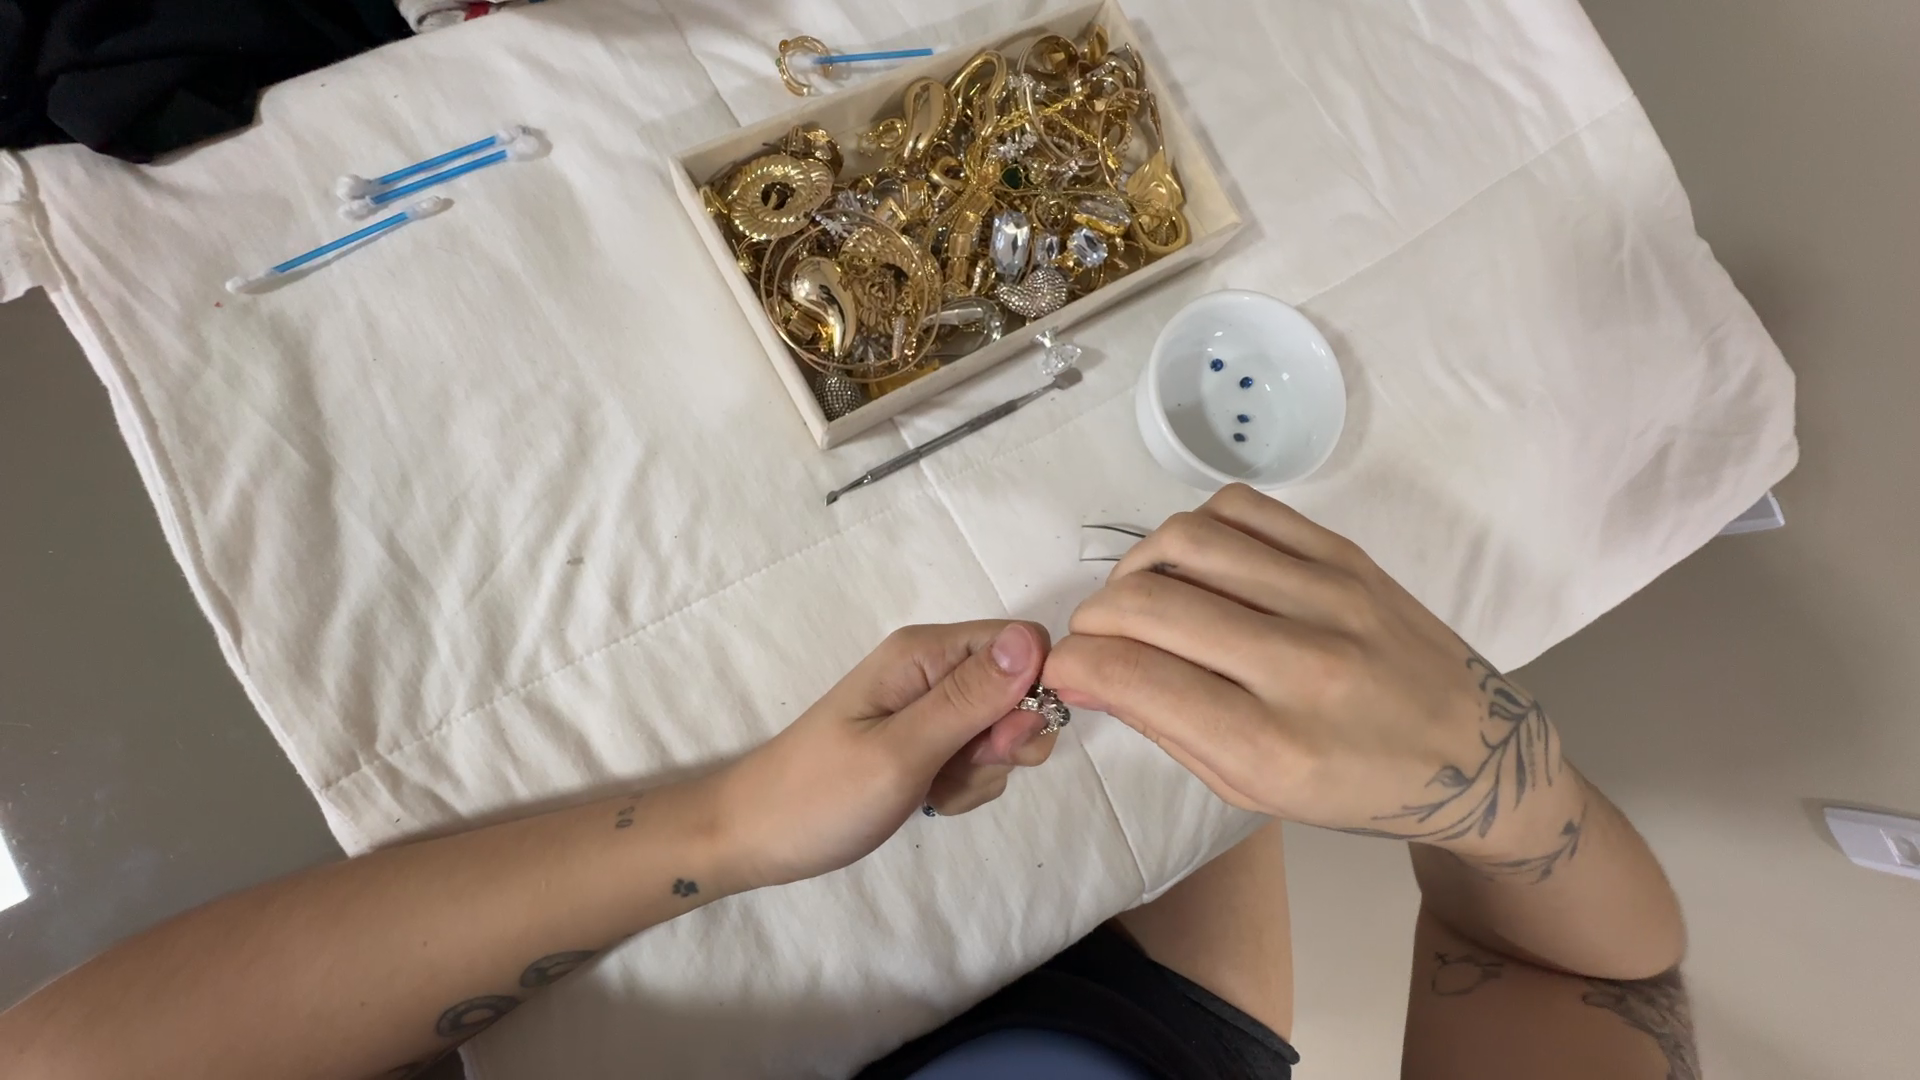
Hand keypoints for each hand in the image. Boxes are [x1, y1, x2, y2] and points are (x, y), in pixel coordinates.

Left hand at [713, 621, 1059, 889]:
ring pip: (1002, 730)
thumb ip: (970, 699)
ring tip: (931, 790)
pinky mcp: (928, 741)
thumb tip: (1032, 640)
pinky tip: (927, 799)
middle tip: (960, 769)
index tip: (1002, 740)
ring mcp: (930, 706)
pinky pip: (978, 758)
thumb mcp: (900, 751)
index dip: (1032, 689)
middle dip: (1006, 739)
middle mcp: (933, 669)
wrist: (758, 837)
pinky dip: (965, 785)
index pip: (1023, 643)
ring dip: (982, 770)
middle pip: (1019, 689)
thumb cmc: (821, 794)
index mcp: (925, 653)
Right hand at [1044, 486, 1586, 874]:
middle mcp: (1300, 662)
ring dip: (1134, 567)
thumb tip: (1082, 669)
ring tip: (1139, 595)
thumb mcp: (1249, 789)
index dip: (1074, 662)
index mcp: (1273, 744)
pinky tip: (1193, 564)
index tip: (1062, 666)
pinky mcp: (1345, 554)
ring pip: (1185, 540)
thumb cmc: (1353, 789)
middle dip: (1092, 617)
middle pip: (1148, 603)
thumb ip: (1160, 724)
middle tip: (1092, 634)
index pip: (1133, 676)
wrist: (1478, 755)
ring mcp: (1329, 595)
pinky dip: (1192, 529)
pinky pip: (1239, 506)